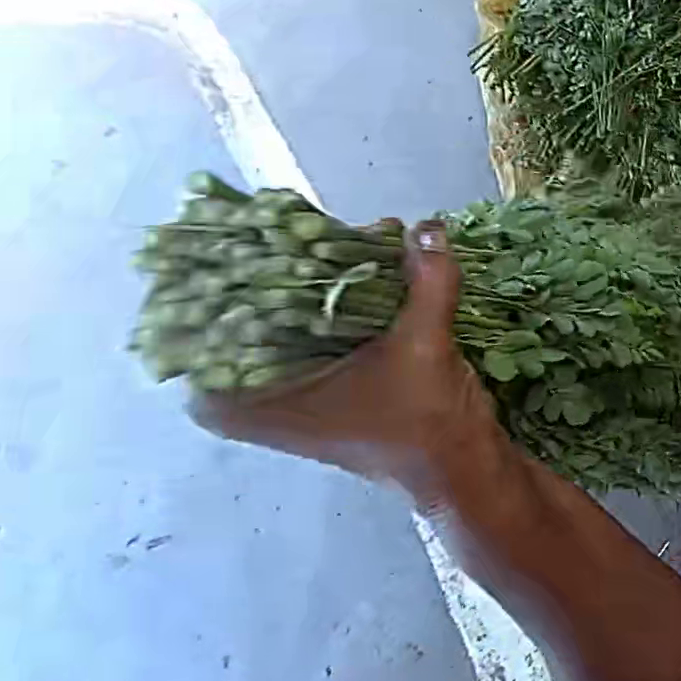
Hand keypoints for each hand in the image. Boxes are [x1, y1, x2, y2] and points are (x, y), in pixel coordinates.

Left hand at [189, 219, 505, 507]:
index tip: (293, 219)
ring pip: (295, 314)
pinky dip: (350, 300)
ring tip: (372, 240)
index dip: (256, 258)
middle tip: (345, 227)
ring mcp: (281, 388)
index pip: (220, 308)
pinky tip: (382, 270)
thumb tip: (428, 226)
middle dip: (306, 262)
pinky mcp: (320, 382)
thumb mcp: (424, 344)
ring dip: (335, 278)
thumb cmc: (423, 419)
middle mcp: (241, 391)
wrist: (460, 462)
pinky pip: (320, 327)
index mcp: (231, 394)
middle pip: (259, 306)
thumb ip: (427, 283)